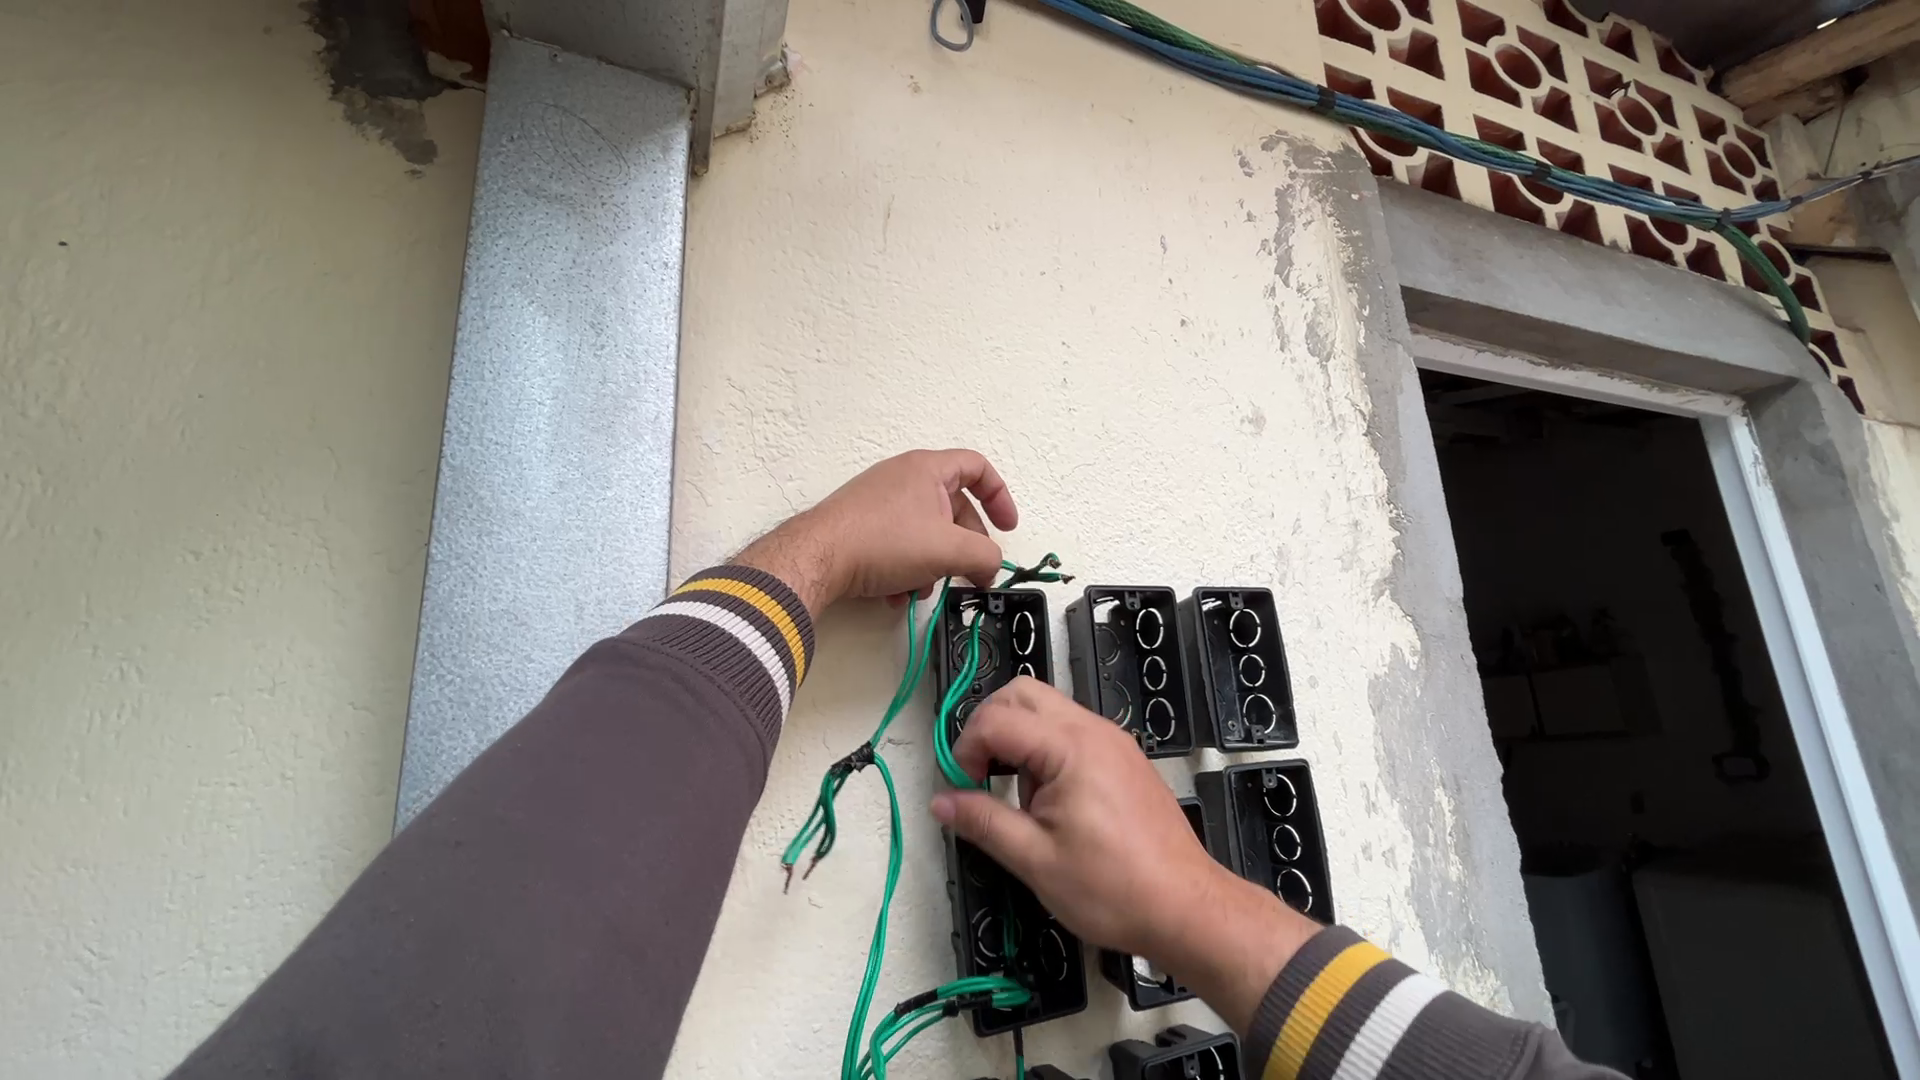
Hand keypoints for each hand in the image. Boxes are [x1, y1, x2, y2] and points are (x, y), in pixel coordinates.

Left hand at [734, 449, 1016, 616]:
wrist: (818, 559)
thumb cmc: (887, 542)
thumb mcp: (949, 549)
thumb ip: (985, 556)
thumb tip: (991, 569)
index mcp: (928, 469)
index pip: (978, 467)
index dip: (1000, 497)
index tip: (1007, 528)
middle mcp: (904, 478)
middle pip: (952, 509)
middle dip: (963, 547)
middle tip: (969, 574)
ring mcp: (879, 502)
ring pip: (925, 534)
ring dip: (931, 566)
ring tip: (920, 589)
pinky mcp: (860, 526)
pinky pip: (897, 545)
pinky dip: (905, 570)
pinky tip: (895, 596)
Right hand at [929, 677, 1318, 1030]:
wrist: (1187, 907)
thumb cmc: (1114, 888)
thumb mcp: (1036, 861)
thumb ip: (983, 822)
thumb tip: (939, 802)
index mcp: (1070, 747)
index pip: (997, 719)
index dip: (966, 750)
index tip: (962, 790)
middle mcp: (1092, 729)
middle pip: (1022, 693)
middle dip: (988, 726)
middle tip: (980, 774)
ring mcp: (1111, 740)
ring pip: (1046, 707)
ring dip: (1016, 736)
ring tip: (1018, 794)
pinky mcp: (1121, 756)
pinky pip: (1069, 729)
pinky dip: (1043, 747)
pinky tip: (1048, 799)